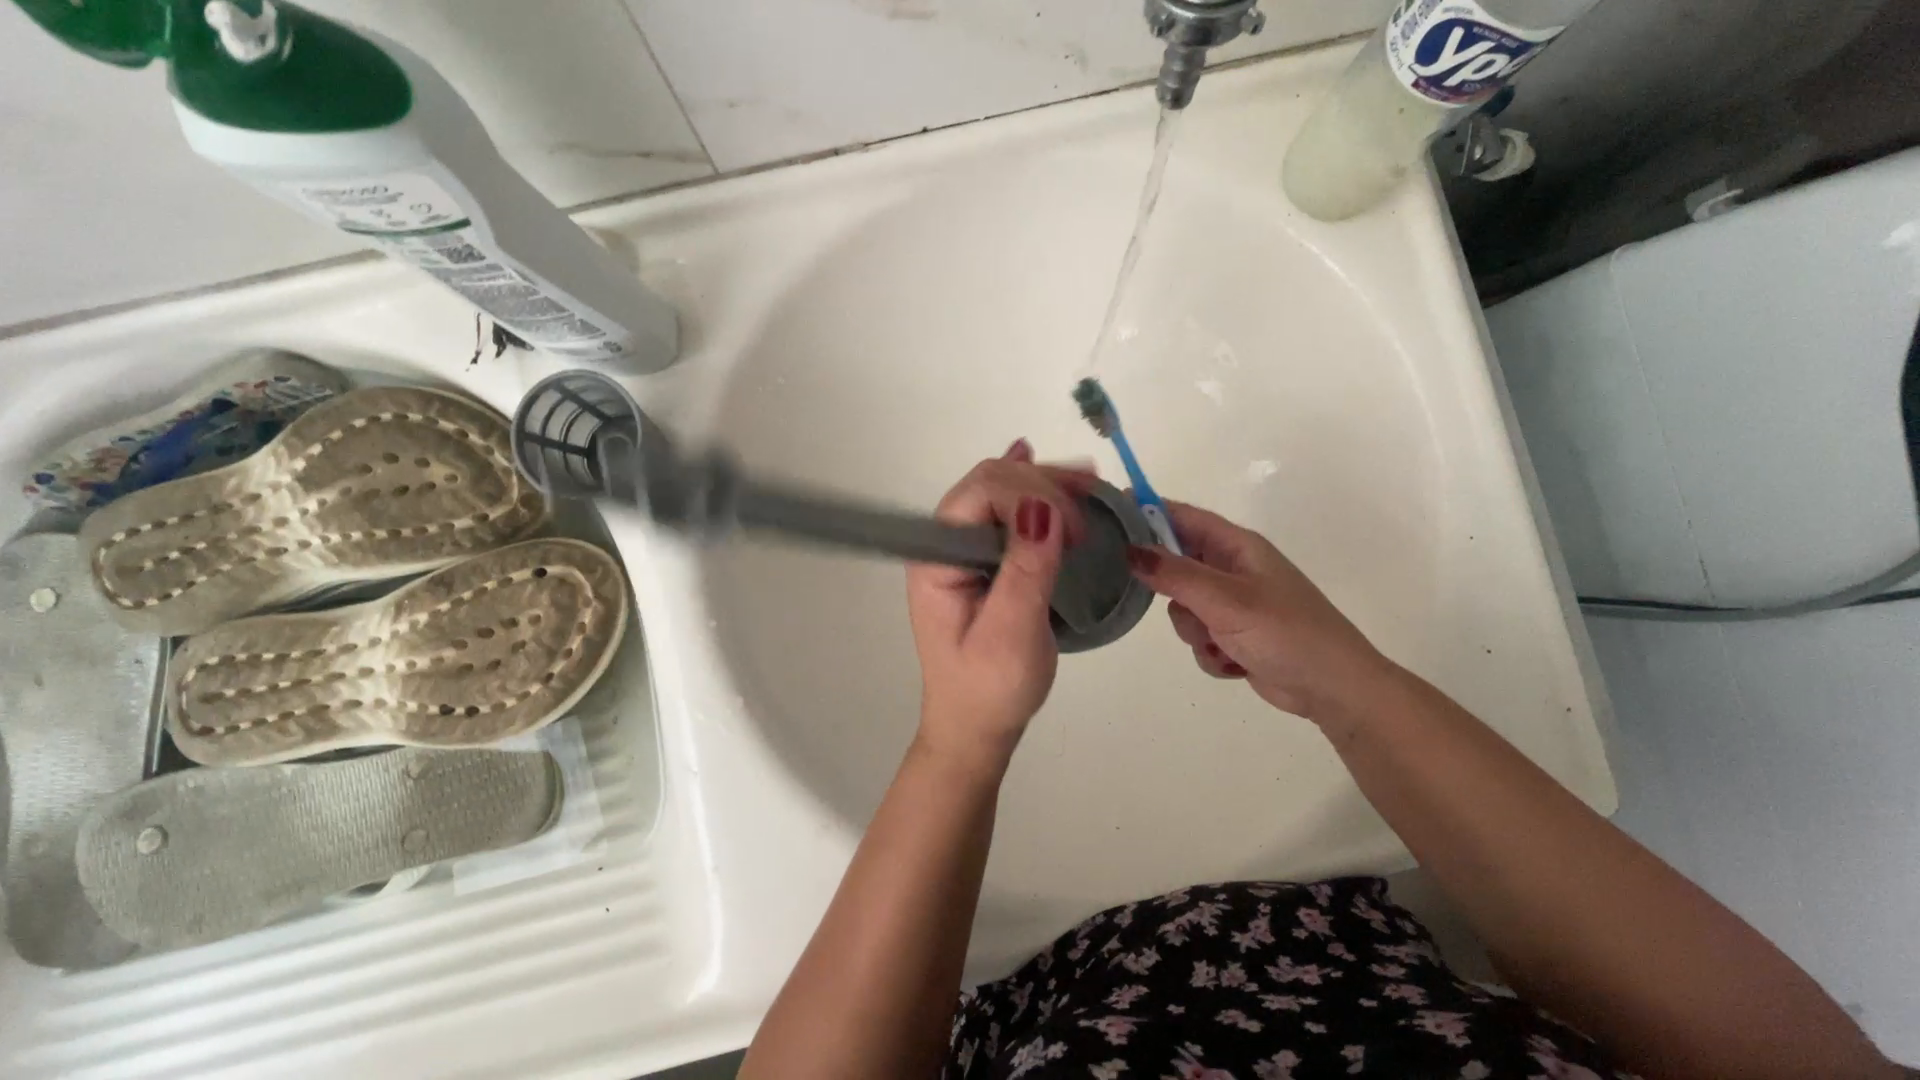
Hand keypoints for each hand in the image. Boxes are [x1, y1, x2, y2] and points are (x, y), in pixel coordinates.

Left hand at [906, 440, 1090, 773]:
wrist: (976, 725)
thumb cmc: (989, 688)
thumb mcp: (1011, 636)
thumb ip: (1025, 571)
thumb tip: (1044, 508)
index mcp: (938, 559)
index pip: (979, 493)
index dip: (1031, 494)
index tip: (1074, 532)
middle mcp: (945, 543)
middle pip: (991, 482)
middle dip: (1043, 484)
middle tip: (1089, 516)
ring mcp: (963, 548)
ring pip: (1002, 489)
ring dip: (1047, 483)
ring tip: (1090, 488)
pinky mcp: (984, 558)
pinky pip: (1007, 510)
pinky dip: (1038, 493)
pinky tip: (1055, 480)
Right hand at [1125, 501, 1395, 721]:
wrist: (1332, 688)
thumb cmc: (1286, 632)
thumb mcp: (1226, 600)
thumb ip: (1174, 574)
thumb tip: (1129, 549)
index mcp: (1237, 546)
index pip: (1180, 517)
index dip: (1144, 513)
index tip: (1106, 521)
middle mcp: (1232, 569)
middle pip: (1175, 565)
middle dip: (1171, 592)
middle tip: (1174, 603)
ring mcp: (1233, 604)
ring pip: (1182, 608)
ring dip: (1194, 630)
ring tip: (1222, 642)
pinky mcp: (1235, 636)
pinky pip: (1199, 637)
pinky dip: (1210, 653)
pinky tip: (1234, 664)